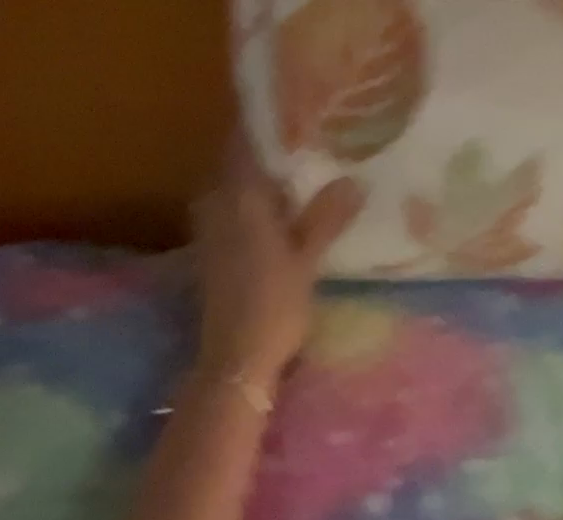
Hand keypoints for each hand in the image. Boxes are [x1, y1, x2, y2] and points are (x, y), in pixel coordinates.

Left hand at [192, 136, 364, 384]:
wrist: (236, 359)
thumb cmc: (273, 308)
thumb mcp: (306, 261)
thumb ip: (326, 218)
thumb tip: (354, 181)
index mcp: (239, 194)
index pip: (249, 138)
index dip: (275, 125)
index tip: (307, 117)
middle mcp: (216, 201)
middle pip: (243, 162)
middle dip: (274, 155)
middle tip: (314, 149)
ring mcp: (209, 226)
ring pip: (238, 189)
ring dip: (265, 184)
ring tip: (304, 180)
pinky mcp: (211, 251)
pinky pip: (234, 213)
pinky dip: (256, 209)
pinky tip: (283, 218)